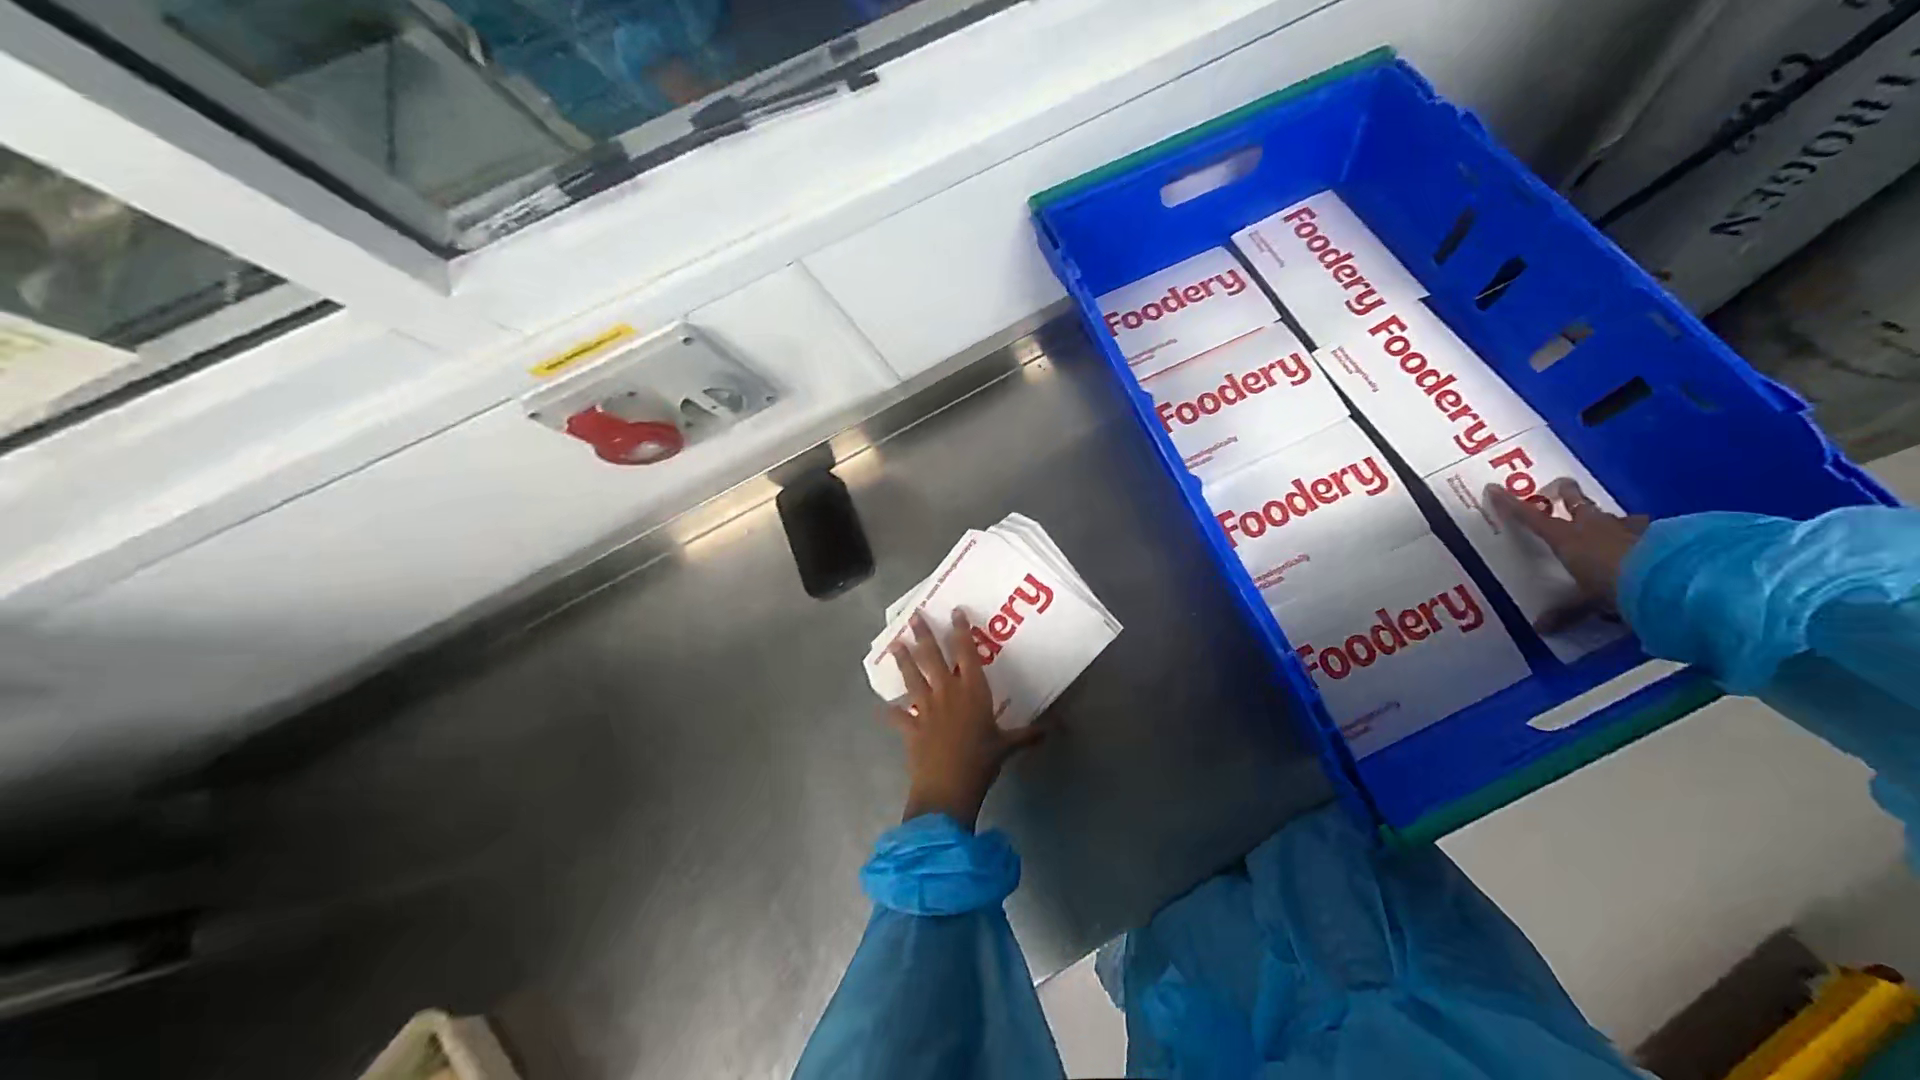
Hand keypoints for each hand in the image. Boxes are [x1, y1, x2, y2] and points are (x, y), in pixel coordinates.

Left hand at [884, 609, 1044, 830]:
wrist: (947, 787)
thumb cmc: (981, 761)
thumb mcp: (1008, 746)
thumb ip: (1028, 735)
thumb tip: (1054, 728)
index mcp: (972, 690)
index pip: (966, 652)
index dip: (961, 630)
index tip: (955, 612)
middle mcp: (947, 692)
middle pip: (932, 657)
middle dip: (923, 635)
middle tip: (914, 616)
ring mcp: (925, 708)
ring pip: (912, 677)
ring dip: (903, 660)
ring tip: (895, 644)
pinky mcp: (910, 727)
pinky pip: (898, 716)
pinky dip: (891, 712)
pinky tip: (884, 708)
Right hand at [1485, 479, 1649, 631]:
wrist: (1668, 577)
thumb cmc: (1613, 584)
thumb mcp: (1587, 602)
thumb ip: (1567, 612)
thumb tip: (1541, 629)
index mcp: (1566, 538)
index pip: (1531, 518)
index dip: (1511, 505)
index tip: (1494, 488)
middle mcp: (1593, 527)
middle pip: (1576, 504)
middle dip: (1567, 494)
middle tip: (1562, 484)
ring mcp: (1627, 529)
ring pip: (1612, 515)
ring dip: (1608, 516)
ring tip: (1608, 519)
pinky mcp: (1658, 536)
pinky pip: (1644, 530)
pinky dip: (1640, 534)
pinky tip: (1645, 540)